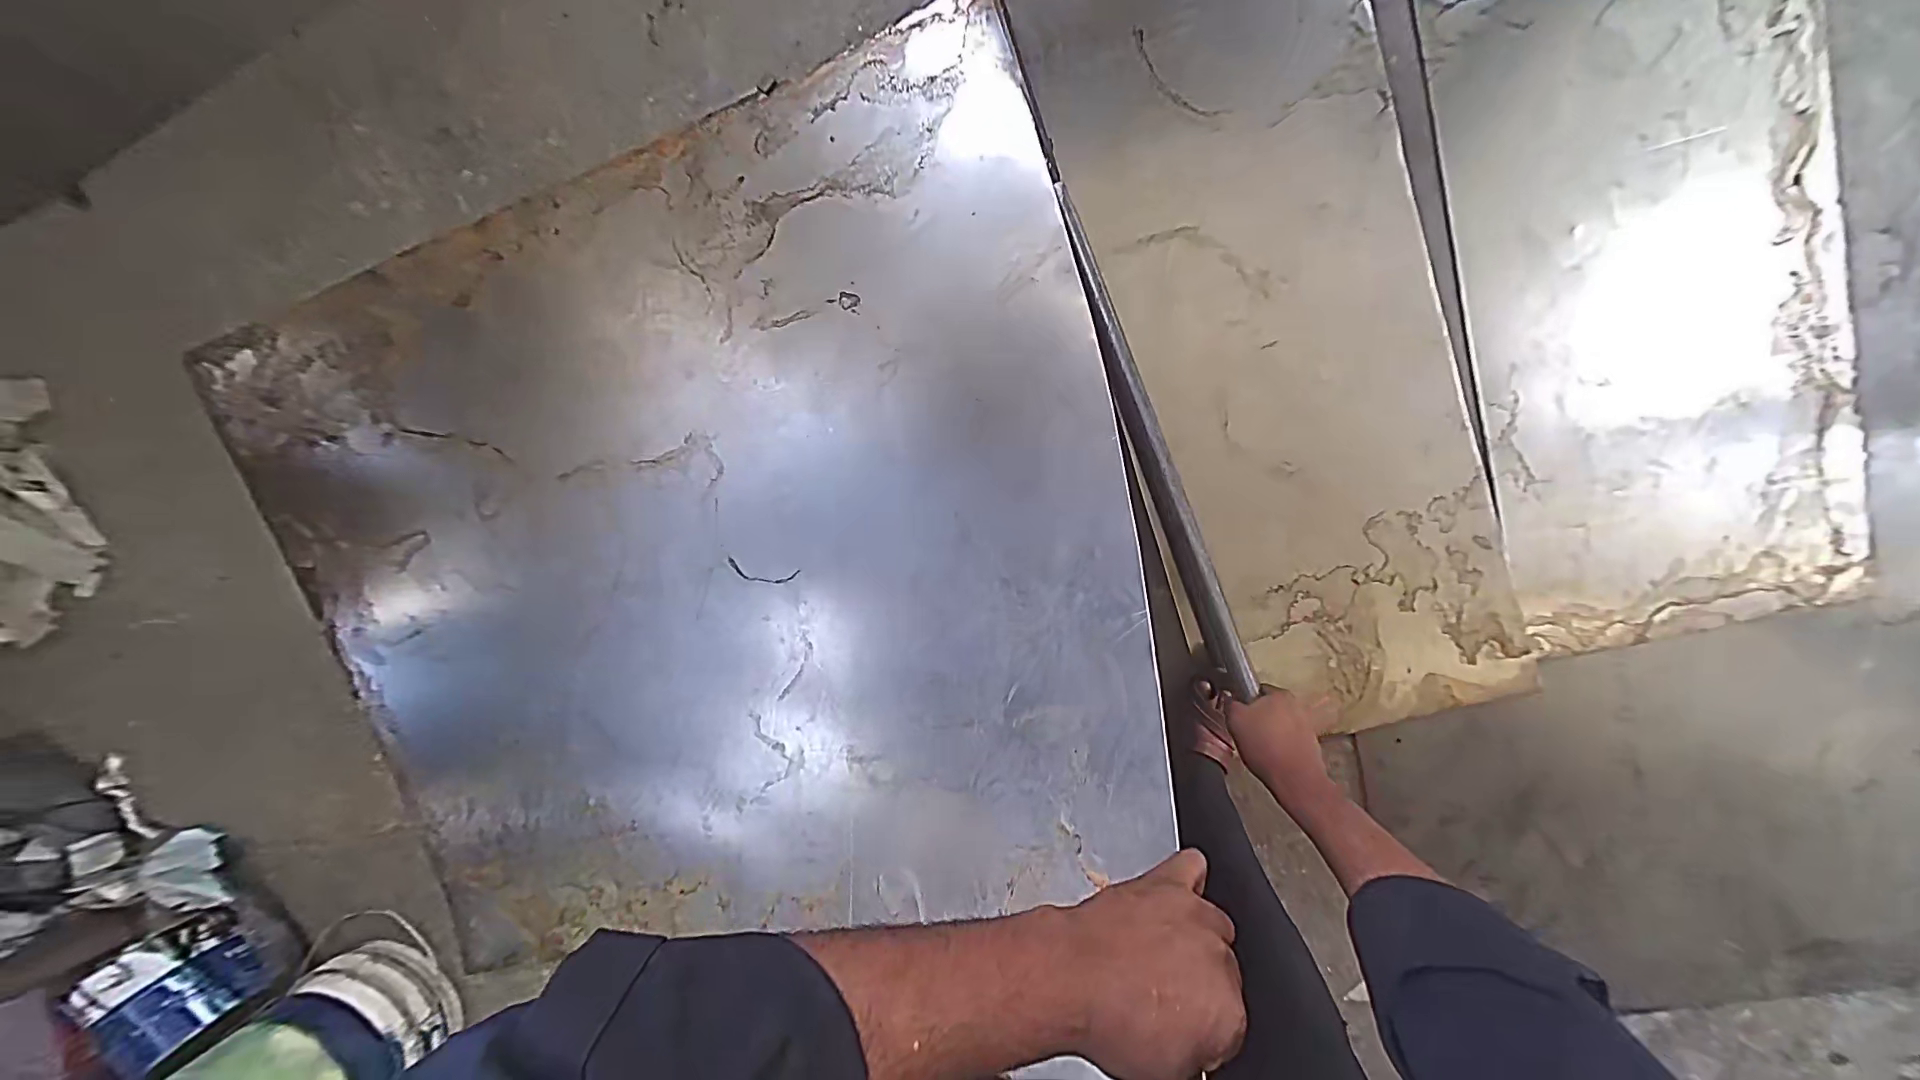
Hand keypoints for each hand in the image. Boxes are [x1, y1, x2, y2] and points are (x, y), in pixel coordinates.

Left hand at [1057, 850, 1244, 1078]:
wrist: (1070, 976)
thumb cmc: (1107, 1019)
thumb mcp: (1163, 1070)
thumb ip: (1193, 1053)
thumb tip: (1191, 1045)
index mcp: (1228, 1014)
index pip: (1229, 1024)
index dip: (1200, 1027)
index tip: (1178, 1026)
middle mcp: (1220, 959)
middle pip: (1222, 970)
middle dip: (1196, 981)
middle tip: (1162, 990)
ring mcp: (1194, 915)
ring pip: (1212, 922)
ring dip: (1192, 935)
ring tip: (1158, 949)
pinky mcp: (1167, 883)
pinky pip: (1193, 867)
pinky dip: (1190, 875)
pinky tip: (1176, 891)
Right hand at [1224, 688, 1338, 801]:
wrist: (1295, 779)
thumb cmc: (1264, 746)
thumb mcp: (1235, 720)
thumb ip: (1230, 703)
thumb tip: (1230, 699)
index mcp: (1281, 693)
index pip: (1256, 691)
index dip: (1243, 704)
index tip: (1237, 717)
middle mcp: (1298, 705)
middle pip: (1268, 708)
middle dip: (1257, 718)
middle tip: (1245, 732)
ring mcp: (1307, 725)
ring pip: (1279, 724)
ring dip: (1269, 732)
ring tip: (1258, 747)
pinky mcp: (1312, 744)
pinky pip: (1288, 740)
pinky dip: (1280, 746)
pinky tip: (1271, 756)